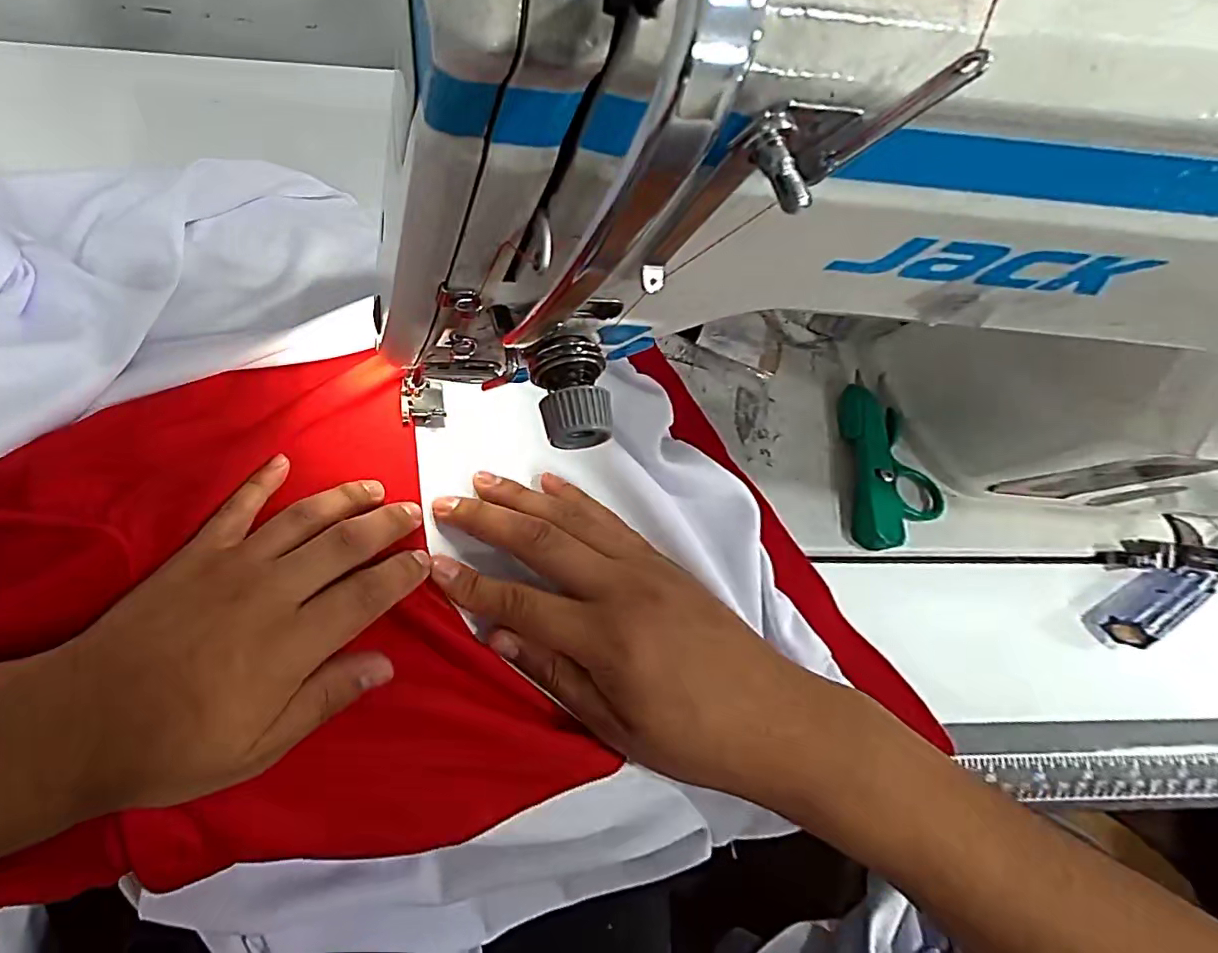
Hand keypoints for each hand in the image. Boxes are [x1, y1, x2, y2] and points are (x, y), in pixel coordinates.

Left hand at [0, 455, 430, 819]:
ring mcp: (231, 564)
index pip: (364, 597)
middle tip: (409, 509)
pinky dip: (259, 481)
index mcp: (292, 644)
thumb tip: (384, 665)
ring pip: (300, 518)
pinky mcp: (196, 553)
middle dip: (382, 524)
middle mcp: (271, 592)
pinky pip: (236, 507)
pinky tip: (281, 462)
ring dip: (339, 498)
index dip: (400, 575)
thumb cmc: (177, 745)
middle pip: (342, 546)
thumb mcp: (259, 746)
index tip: (423, 560)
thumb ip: (323, 698)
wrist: (88, 717)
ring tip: (369, 486)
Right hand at [429, 471, 863, 811]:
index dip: (472, 586)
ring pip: (570, 519)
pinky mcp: (662, 560)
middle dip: (486, 519)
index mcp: (606, 639)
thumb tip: (499, 639)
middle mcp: (622, 590)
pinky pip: (608, 520)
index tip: (435, 565)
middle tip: (447, 502)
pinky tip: (549, 484)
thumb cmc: (696, 737)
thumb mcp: (616, 725)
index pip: (520, 603)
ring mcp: (644, 567)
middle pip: (539, 542)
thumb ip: (553, 675)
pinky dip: (574, 498)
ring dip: (522, 497)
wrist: (783, 720)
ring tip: (485, 479)